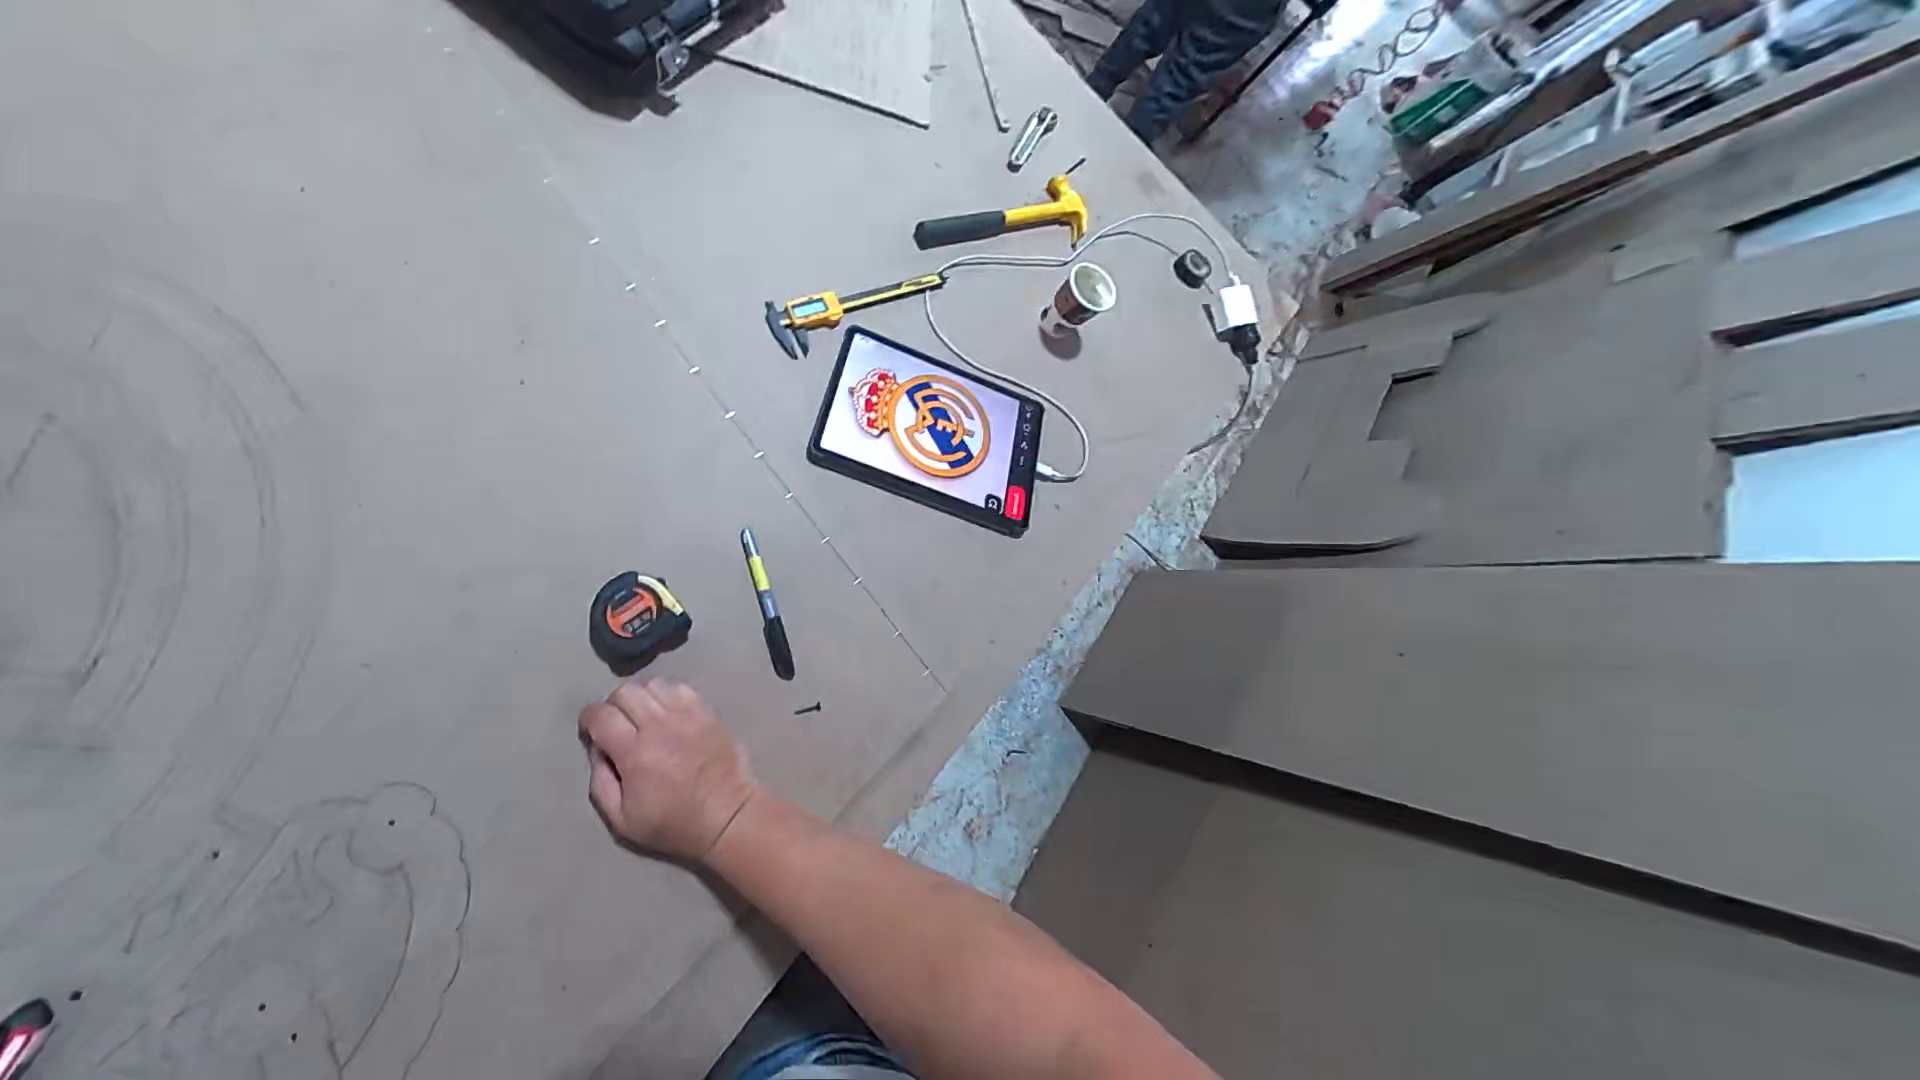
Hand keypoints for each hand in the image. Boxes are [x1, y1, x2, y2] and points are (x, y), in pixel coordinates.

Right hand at [578, 679, 758, 862]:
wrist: (728, 815)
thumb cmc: (674, 823)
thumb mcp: (621, 819)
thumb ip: (600, 782)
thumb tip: (597, 750)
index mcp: (635, 753)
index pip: (601, 715)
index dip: (588, 719)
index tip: (591, 731)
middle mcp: (661, 726)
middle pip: (626, 691)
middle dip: (613, 706)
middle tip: (618, 725)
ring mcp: (689, 715)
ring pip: (654, 684)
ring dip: (643, 697)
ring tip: (645, 717)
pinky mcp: (710, 712)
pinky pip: (682, 688)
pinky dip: (669, 695)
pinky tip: (671, 714)